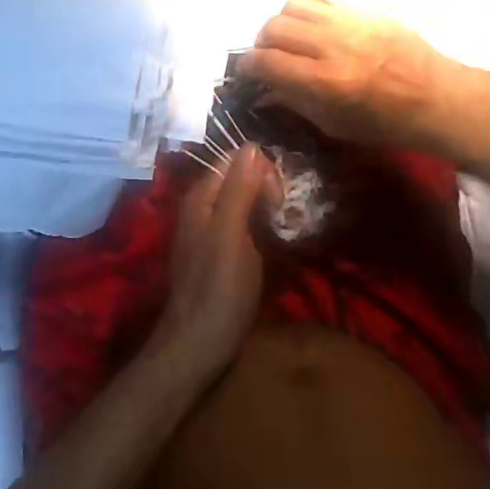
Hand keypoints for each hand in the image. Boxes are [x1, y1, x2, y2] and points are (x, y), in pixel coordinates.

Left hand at [155, 144, 273, 370]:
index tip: (281, 192)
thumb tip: (251, 145)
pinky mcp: (224, 254)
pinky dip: (263, 229)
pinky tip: (278, 242)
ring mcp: (212, 232)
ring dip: (268, 210)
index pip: (234, 160)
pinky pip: (246, 227)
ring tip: (289, 225)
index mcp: (200, 197)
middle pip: (240, 181)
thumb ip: (238, 188)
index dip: (260, 169)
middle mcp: (203, 208)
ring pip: (246, 204)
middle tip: (287, 213)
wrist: (200, 343)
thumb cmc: (217, 286)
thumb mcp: (230, 232)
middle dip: (267, 189)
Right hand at [237, 0, 486, 154]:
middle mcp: (332, 45)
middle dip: (261, 43)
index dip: (247, 66)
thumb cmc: (387, 124)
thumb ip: (295, 102)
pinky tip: (314, 24)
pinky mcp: (365, 10)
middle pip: (274, 27)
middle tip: (267, 57)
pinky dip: (308, 8)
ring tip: (289, 38)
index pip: (266, 61)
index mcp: (324, 81)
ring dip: (282, 22)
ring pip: (294, 4)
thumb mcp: (335, 125)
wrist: (439, 99)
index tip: (247, 72)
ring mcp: (349, 22)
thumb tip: (265, 89)